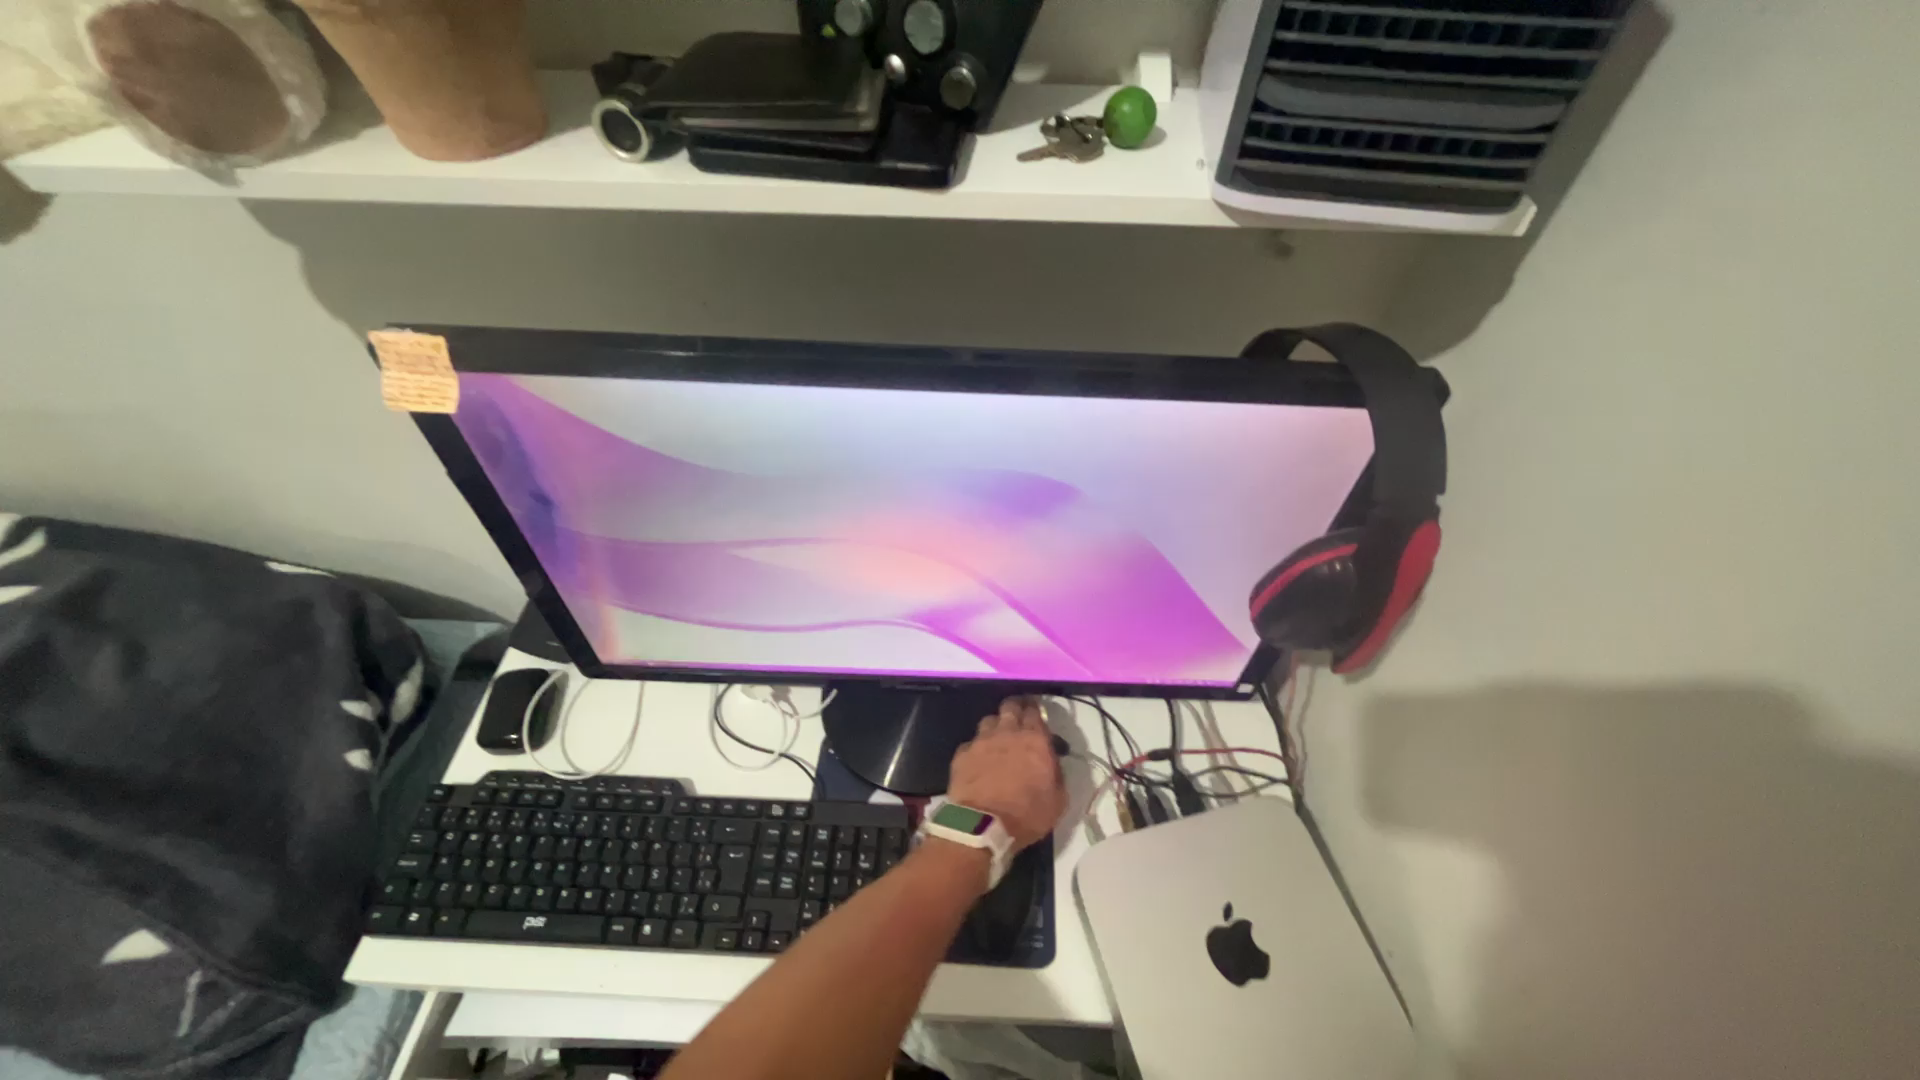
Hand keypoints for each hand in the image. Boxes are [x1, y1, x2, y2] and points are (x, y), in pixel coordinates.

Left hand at [945, 697, 1066, 850]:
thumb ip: (1057, 773)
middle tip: (1019, 717)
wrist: (982, 826)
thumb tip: (1052, 762)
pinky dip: (977, 747)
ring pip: (989, 720)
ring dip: (996, 725)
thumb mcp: (1058, 800)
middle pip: (1010, 706)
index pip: (1035, 711)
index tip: (1036, 714)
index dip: (1035, 710)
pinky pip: (971, 742)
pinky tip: (978, 759)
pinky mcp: (962, 753)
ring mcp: (981, 741)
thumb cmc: (1026, 815)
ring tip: (998, 737)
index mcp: (1035, 740)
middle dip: (1016, 708)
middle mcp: (1007, 732)